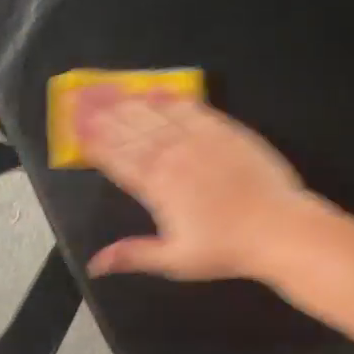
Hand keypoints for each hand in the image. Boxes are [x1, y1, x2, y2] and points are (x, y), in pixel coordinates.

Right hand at [76, 92, 328, 280]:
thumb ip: (133, 254)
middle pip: (132, 131)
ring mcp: (200, 140)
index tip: (76, 126)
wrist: (277, 227)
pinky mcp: (225, 130)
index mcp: (158, 188)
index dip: (95, 142)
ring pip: (157, 116)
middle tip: (84, 99)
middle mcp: (174, 158)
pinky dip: (171, 99)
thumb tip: (95, 263)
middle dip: (105, 115)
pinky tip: (156, 90)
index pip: (118, 160)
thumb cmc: (226, 249)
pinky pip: (192, 108)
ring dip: (131, 103)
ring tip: (110, 90)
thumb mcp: (176, 260)